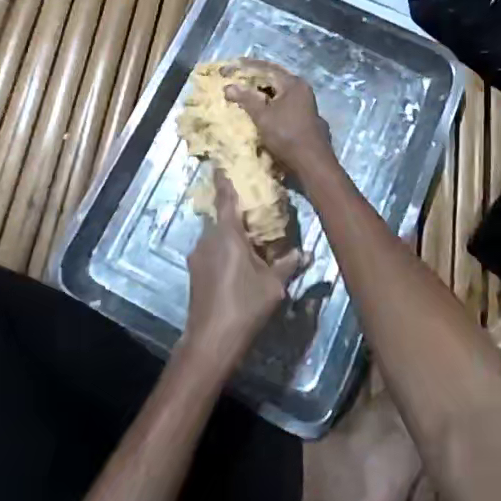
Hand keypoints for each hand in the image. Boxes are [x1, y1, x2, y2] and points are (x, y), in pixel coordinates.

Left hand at [185, 170, 300, 357]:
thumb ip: (287, 265)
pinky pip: (210, 250)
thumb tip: (305, 252)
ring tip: (250, 244)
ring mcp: (198, 254)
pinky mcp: (194, 270)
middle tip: (253, 211)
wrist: (211, 338)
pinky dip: (223, 250)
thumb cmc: (244, 305)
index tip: (222, 162)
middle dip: (235, 213)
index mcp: (227, 233)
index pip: (225, 197)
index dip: (224, 178)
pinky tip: (236, 266)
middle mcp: (208, 237)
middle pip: (221, 217)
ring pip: (215, 235)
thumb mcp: (273, 286)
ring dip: (229, 235)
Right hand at [224, 59, 334, 175]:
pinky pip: (283, 104)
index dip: (245, 67)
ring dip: (261, 93)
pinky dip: (269, 103)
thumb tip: (229, 87)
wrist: (313, 164)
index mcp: (293, 84)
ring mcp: (305, 104)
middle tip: (234, 79)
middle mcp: (302, 90)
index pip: (266, 68)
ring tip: (242, 94)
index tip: (228, 69)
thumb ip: (246, 99)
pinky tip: (258, 109)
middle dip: (252, 79)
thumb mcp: (262, 116)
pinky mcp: (304, 118)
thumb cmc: (287, 136)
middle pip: (273, 79)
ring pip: (278, 93)